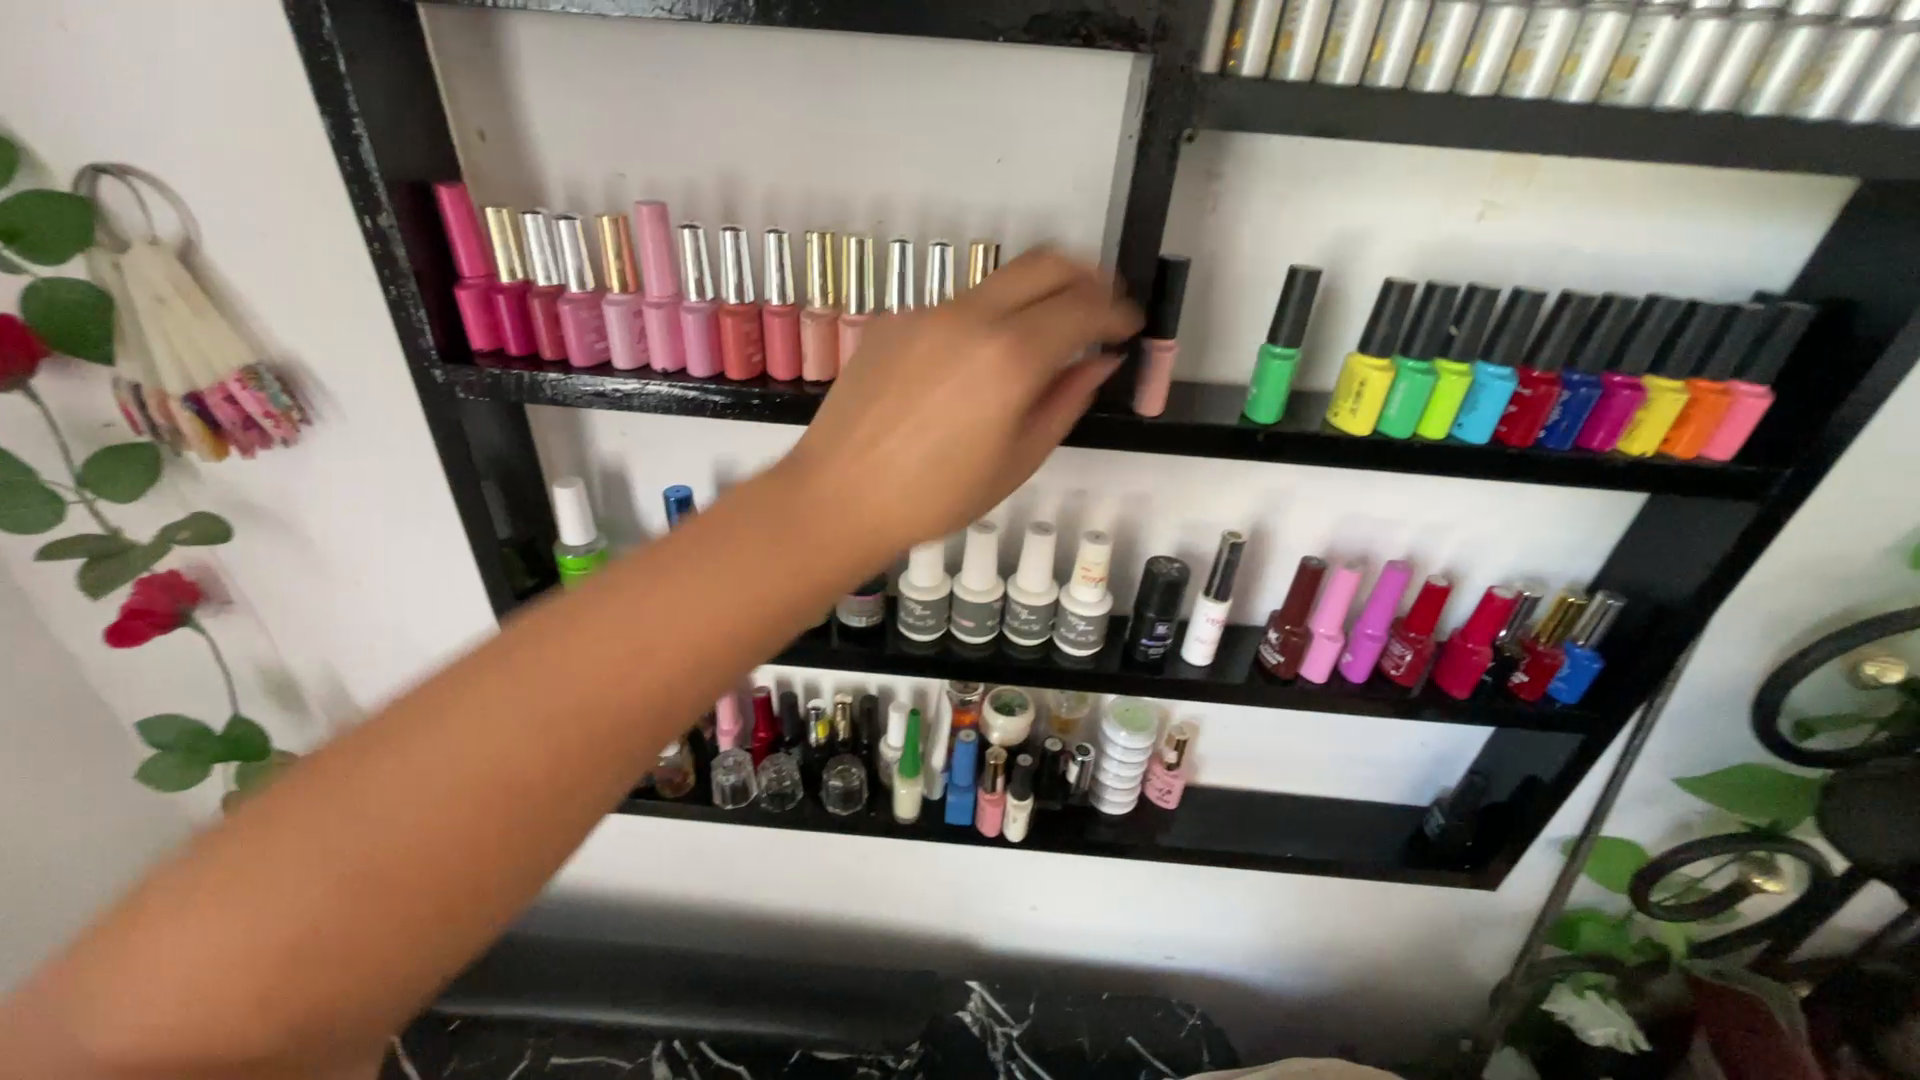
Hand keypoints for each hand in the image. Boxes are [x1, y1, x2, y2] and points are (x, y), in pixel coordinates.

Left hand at [780, 250, 1142, 554]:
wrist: (839, 496)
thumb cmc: (936, 496)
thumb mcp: (1018, 459)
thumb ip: (1066, 399)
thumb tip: (1099, 360)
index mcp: (1010, 356)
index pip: (1084, 306)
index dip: (1117, 311)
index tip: (1128, 326)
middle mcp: (970, 317)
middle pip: (1045, 263)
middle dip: (1086, 276)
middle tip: (1101, 308)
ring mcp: (926, 314)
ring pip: (997, 285)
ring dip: (1031, 300)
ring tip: (1039, 344)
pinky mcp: (893, 322)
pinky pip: (954, 309)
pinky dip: (982, 323)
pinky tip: (972, 369)